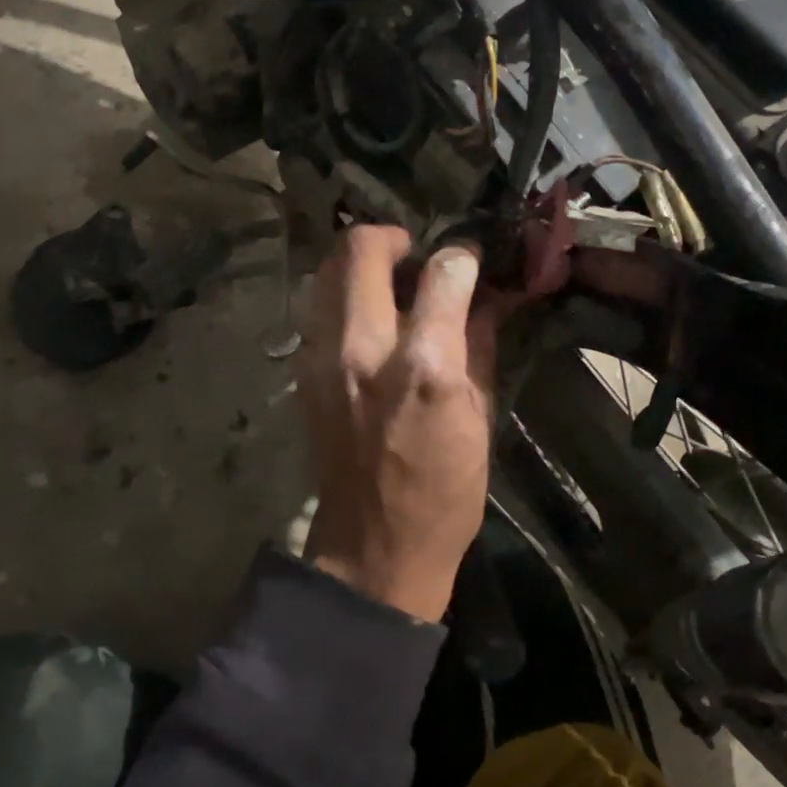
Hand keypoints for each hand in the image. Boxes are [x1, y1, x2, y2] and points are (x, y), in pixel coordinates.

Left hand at [298, 225, 498, 623]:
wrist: (374, 547)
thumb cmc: (445, 490)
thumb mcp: (482, 416)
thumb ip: (479, 343)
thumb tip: (483, 295)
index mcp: (424, 367)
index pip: (443, 272)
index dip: (462, 256)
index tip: (470, 262)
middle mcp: (363, 349)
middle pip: (361, 249)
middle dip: (394, 238)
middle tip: (416, 259)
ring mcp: (322, 359)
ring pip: (326, 270)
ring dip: (360, 264)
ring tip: (389, 286)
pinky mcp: (302, 373)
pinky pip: (317, 308)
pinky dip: (342, 298)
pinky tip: (367, 323)